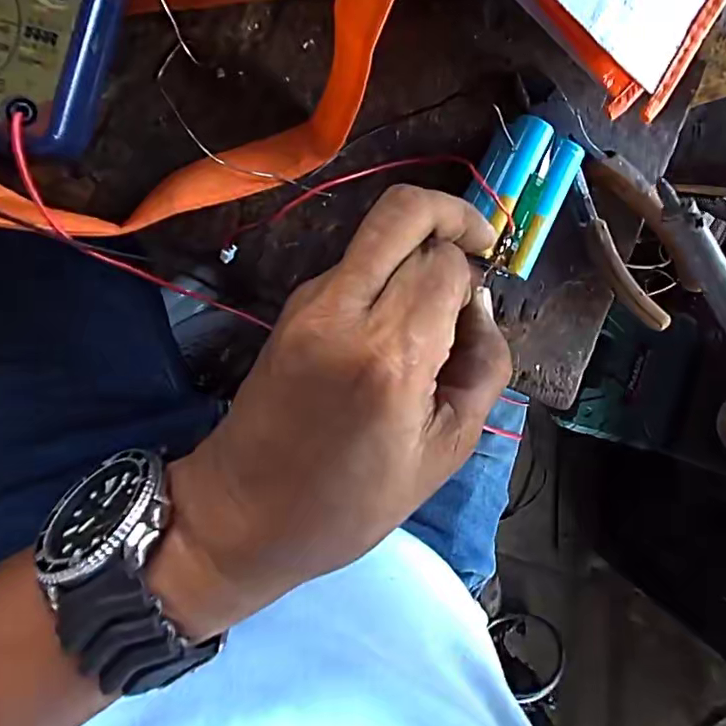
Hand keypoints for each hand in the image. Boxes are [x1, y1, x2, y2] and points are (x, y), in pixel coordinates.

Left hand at [150, 185, 511, 637]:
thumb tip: (479, 303)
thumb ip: (485, 365)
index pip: (446, 263)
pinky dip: (392, 269)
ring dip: (421, 243)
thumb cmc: (354, 501)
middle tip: (478, 243)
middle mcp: (346, 311)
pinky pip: (359, 260)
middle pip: (406, 210)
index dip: (472, 275)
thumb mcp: (448, 448)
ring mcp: (312, 300)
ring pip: (382, 228)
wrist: (241, 516)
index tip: (474, 313)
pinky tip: (396, 320)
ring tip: (435, 298)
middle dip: (454, 215)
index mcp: (391, 357)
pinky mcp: (295, 302)